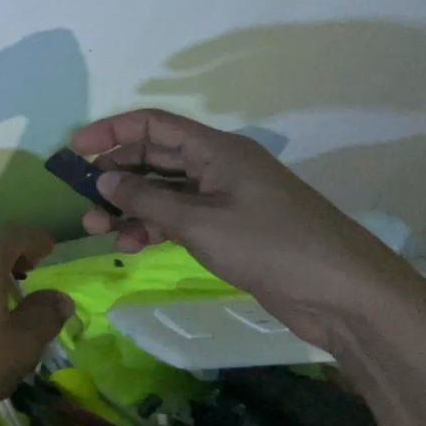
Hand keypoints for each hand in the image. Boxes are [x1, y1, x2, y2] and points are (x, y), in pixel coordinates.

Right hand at [71, 109, 425, 353]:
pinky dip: (149, 227)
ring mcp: (224, 199)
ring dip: (126, 207)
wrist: (352, 300)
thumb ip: (144, 199)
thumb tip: (102, 179)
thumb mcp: (198, 222)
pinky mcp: (229, 229)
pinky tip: (129, 245)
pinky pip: (176, 217)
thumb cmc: (274, 247)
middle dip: (113, 175)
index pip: (151, 125)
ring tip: (98, 229)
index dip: (109, 132)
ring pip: (160, 191)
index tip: (73, 151)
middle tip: (82, 197)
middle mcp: (218, 168)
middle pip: (152, 158)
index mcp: (218, 151)